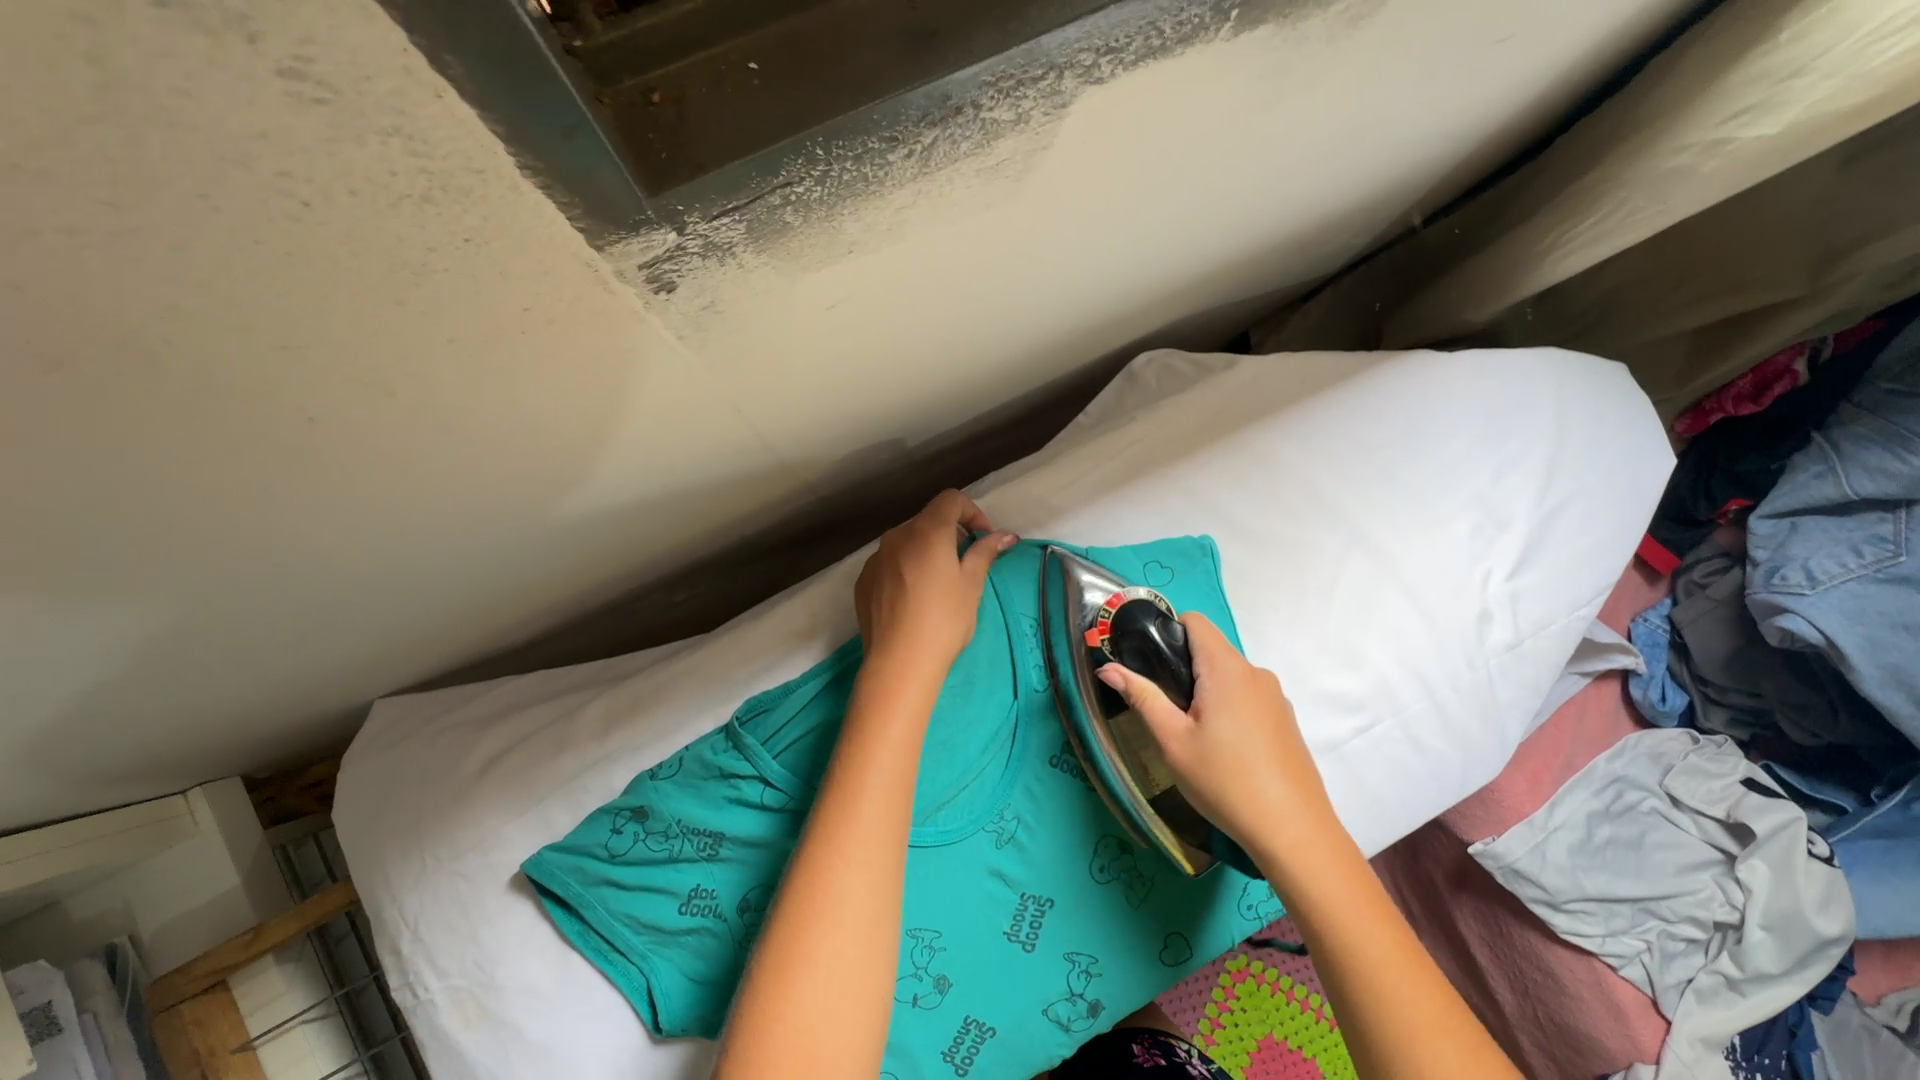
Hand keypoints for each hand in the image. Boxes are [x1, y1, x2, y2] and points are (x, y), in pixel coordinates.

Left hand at [855, 490, 1017, 677]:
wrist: (899, 663)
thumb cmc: (944, 621)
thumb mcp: (972, 585)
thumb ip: (985, 552)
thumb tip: (1005, 535)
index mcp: (927, 531)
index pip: (950, 499)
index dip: (971, 513)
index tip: (983, 539)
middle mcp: (897, 536)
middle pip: (927, 521)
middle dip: (949, 534)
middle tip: (965, 565)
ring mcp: (875, 558)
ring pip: (906, 543)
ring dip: (925, 552)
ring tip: (937, 586)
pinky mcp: (863, 581)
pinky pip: (889, 564)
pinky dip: (904, 570)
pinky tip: (913, 601)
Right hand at [1097, 615, 1333, 855]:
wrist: (1292, 830)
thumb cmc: (1224, 781)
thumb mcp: (1172, 740)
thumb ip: (1141, 697)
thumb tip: (1107, 668)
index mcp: (1226, 669)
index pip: (1195, 622)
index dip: (1167, 633)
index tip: (1149, 665)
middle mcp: (1255, 673)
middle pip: (1211, 650)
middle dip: (1182, 670)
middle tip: (1164, 711)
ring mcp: (1275, 697)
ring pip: (1229, 677)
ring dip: (1205, 693)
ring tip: (1192, 736)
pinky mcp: (1285, 720)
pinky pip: (1247, 698)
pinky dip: (1228, 709)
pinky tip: (1223, 751)